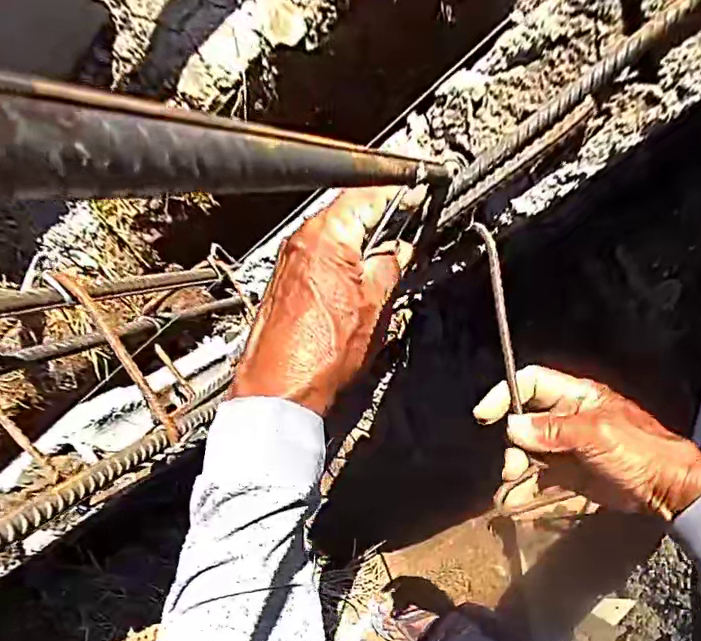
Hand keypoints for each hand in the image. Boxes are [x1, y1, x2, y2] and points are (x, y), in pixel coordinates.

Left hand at [233, 187, 412, 414]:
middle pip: (350, 215)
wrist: (282, 388)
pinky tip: (358, 294)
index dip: (399, 192)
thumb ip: (391, 266)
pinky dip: (344, 270)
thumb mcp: (376, 306)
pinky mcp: (286, 284)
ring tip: (385, 274)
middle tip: (408, 240)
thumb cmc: (319, 354)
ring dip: (363, 251)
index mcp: (326, 234)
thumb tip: (399, 250)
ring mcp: (290, 262)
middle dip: (382, 225)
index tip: (418, 193)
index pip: (368, 193)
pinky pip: (323, 263)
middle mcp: (302, 240)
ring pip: (337, 241)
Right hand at [473, 366, 700, 520]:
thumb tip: (513, 426)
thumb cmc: (640, 451)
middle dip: (513, 443)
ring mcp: (567, 448)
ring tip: (512, 484)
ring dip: (516, 467)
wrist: (664, 488)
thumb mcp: (597, 435)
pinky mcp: (570, 474)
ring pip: (528, 452)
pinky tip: (515, 501)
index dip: (506, 394)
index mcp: (577, 397)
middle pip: (524, 422)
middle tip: (513, 466)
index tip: (486, 415)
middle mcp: (568, 419)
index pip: (531, 384)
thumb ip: (554, 430)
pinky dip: (525, 489)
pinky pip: (539, 478)